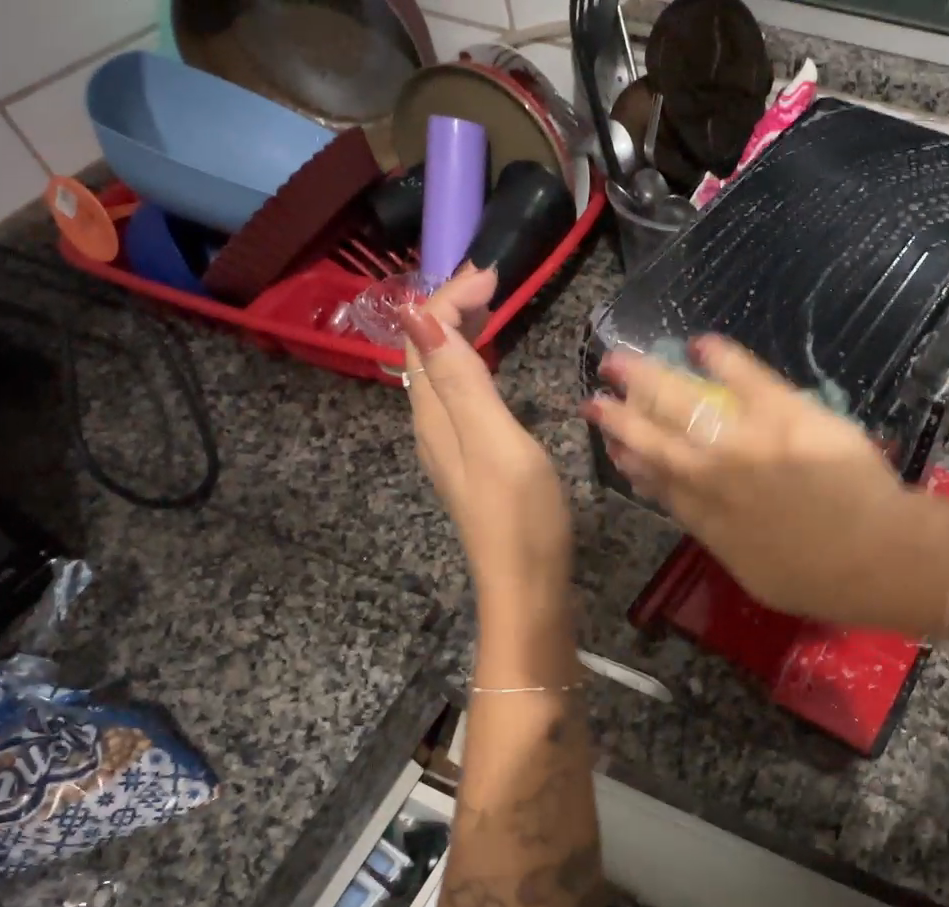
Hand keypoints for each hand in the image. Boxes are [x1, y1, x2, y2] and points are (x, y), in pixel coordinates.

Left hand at [398, 268, 571, 607]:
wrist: (528, 587)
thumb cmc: (521, 516)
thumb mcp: (496, 442)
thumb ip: (462, 382)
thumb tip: (419, 315)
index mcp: (434, 415)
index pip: (423, 336)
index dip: (448, 299)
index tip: (493, 276)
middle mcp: (432, 426)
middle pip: (426, 352)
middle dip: (448, 309)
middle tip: (492, 283)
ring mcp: (451, 447)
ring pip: (441, 375)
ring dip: (458, 334)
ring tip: (491, 310)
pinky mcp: (471, 463)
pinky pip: (458, 397)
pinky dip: (471, 366)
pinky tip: (492, 369)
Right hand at [584, 336, 948, 629]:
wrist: (875, 555)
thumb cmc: (823, 580)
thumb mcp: (758, 576)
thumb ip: (727, 542)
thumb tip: (708, 519)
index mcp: (709, 522)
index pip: (659, 484)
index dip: (632, 462)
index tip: (613, 446)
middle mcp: (714, 479)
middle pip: (656, 441)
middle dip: (620, 417)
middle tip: (594, 398)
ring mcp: (745, 443)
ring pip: (684, 406)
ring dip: (647, 381)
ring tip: (620, 362)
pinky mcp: (783, 415)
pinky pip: (745, 378)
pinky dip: (721, 359)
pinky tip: (700, 343)